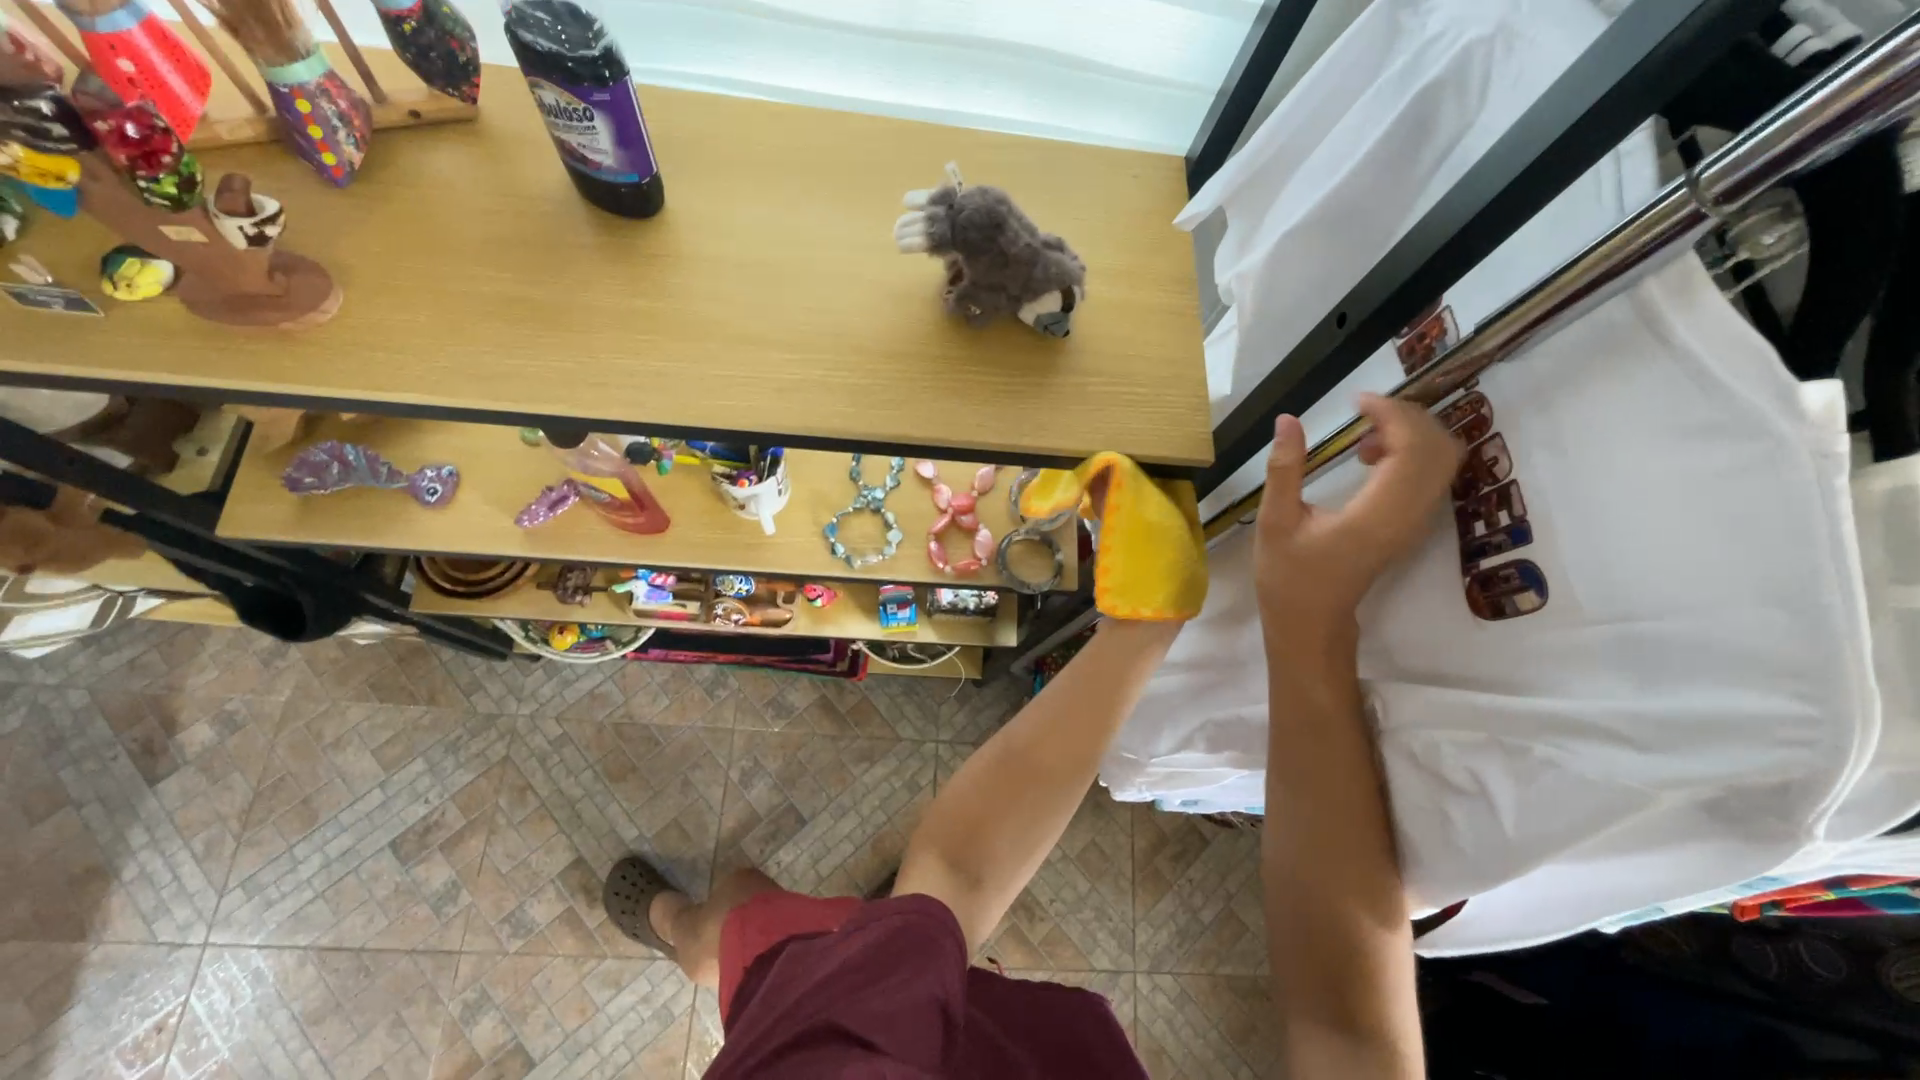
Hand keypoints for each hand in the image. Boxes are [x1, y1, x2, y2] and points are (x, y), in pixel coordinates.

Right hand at [1255, 393, 1461, 641]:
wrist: (1312, 621)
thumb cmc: (1288, 576)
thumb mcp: (1275, 521)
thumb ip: (1284, 468)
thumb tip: (1288, 420)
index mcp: (1376, 516)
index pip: (1411, 448)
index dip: (1392, 414)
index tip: (1356, 401)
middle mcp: (1409, 517)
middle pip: (1438, 448)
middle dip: (1406, 417)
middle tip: (1364, 411)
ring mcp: (1416, 523)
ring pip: (1441, 460)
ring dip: (1411, 434)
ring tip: (1365, 436)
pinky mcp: (1413, 524)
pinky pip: (1432, 476)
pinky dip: (1412, 452)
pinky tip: (1373, 456)